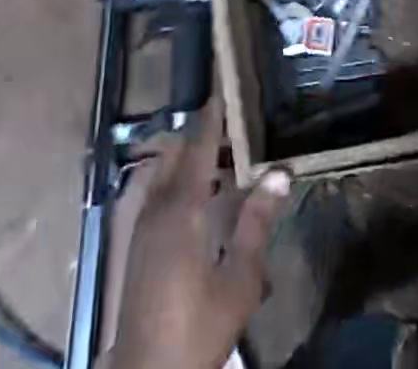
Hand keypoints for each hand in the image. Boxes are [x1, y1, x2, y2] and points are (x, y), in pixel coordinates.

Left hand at [109, 109, 290, 368]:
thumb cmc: (199, 326)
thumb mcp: (240, 278)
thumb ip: (257, 221)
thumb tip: (279, 170)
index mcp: (180, 212)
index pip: (198, 151)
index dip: (211, 121)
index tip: (222, 92)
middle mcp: (155, 211)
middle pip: (175, 157)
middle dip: (200, 137)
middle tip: (234, 126)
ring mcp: (141, 230)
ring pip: (164, 176)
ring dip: (190, 161)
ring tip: (225, 159)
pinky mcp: (137, 247)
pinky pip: (158, 195)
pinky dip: (180, 183)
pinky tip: (203, 199)